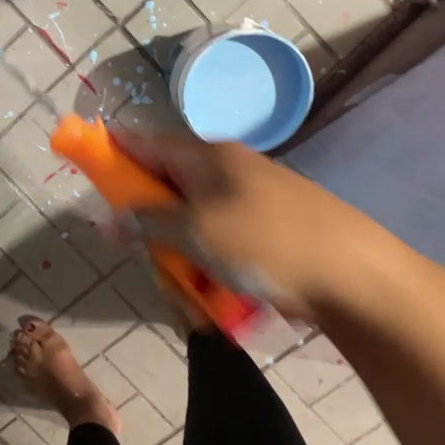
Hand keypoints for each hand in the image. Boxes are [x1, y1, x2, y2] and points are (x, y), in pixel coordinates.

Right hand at [114, 130, 395, 319]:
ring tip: (199, 296)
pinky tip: (226, 302)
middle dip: (153, 234)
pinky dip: (214, 272)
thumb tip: (108, 217)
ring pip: (191, 229)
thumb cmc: (268, 244)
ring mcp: (249, 201)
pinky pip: (221, 248)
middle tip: (160, 265)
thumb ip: (146, 222)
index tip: (87, 179)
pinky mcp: (269, 232)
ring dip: (184, 263)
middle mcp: (224, 171)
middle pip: (163, 192)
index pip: (141, 141)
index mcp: (204, 156)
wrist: (358, 277)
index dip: (110, 155)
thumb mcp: (194, 232)